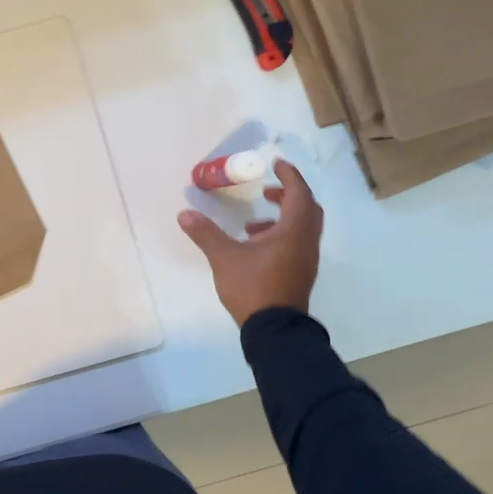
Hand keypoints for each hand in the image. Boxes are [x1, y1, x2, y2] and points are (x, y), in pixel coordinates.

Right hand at [178, 159, 323, 325]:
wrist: (274, 329)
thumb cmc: (253, 287)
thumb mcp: (224, 258)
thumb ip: (206, 234)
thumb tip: (185, 214)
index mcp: (293, 231)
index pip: (299, 194)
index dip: (289, 176)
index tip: (276, 164)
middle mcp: (306, 241)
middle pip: (308, 208)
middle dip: (289, 195)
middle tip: (267, 190)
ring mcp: (306, 259)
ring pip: (303, 227)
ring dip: (284, 216)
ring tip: (253, 222)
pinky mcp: (300, 272)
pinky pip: (297, 243)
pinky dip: (281, 235)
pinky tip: (255, 246)